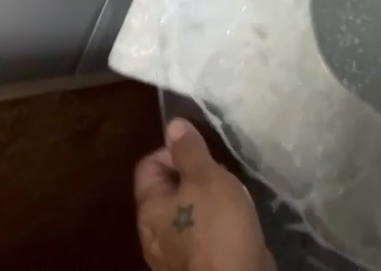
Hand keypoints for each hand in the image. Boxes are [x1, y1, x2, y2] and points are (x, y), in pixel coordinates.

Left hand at [134, 118, 273, 270]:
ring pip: (184, 208)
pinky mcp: (193, 261)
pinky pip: (197, 229)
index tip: (201, 153)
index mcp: (149, 207)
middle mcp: (153, 230)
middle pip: (167, 186)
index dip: (173, 151)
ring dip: (206, 196)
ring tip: (229, 194)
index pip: (148, 164)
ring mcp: (171, 250)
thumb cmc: (216, 225)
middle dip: (194, 173)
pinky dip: (212, 219)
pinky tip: (232, 218)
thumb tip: (172, 124)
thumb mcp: (206, 177)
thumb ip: (189, 150)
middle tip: (219, 173)